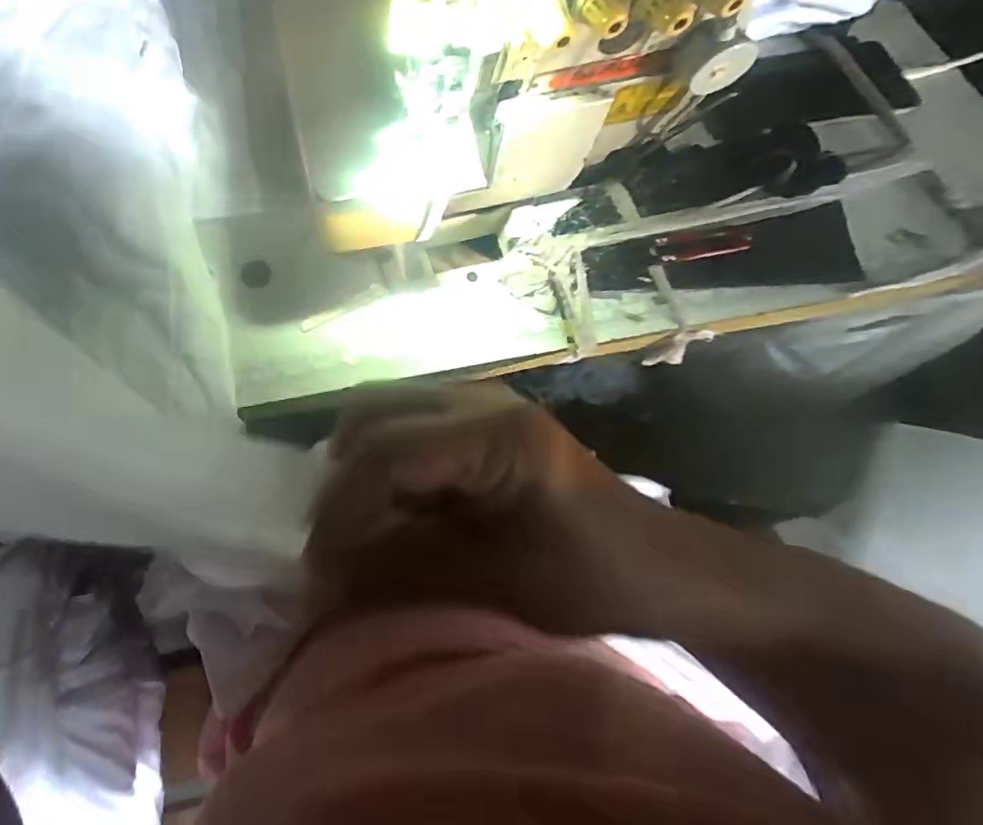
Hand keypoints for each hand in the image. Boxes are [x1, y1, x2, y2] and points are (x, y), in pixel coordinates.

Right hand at [306, 383, 652, 634]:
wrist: (665, 564)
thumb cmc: (596, 581)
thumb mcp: (496, 585)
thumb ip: (403, 569)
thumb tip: (322, 572)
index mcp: (499, 436)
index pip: (389, 454)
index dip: (342, 508)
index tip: (317, 562)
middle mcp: (479, 397)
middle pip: (370, 413)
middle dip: (339, 480)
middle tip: (326, 538)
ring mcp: (476, 397)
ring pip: (377, 408)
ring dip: (353, 464)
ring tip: (350, 522)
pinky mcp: (472, 411)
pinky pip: (399, 420)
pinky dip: (377, 460)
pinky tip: (384, 504)